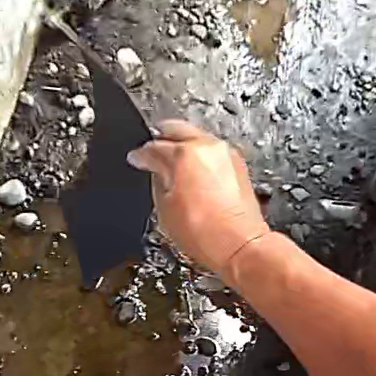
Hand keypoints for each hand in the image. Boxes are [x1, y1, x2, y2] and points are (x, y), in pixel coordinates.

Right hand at [126, 120, 271, 276]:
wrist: (239, 245)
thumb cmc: (205, 233)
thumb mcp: (165, 210)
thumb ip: (157, 182)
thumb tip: (157, 172)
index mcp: (183, 154)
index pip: (153, 148)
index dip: (140, 155)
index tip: (136, 159)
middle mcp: (206, 146)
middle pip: (177, 130)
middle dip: (162, 139)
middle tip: (152, 151)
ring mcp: (225, 153)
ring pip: (197, 138)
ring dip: (183, 146)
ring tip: (174, 163)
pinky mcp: (238, 165)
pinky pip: (212, 152)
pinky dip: (201, 157)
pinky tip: (194, 173)